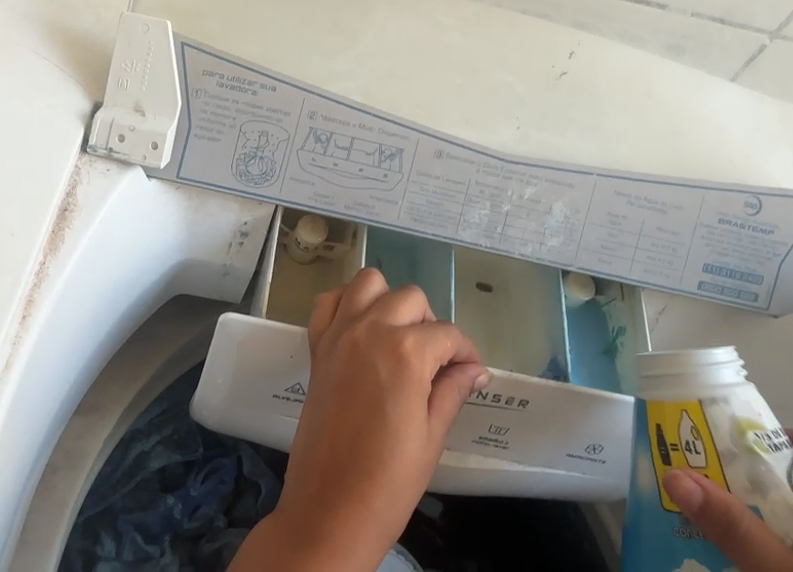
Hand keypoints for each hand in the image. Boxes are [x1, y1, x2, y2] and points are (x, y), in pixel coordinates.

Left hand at [230, 268, 489, 571]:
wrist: (330, 508)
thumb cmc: (389, 480)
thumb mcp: (432, 435)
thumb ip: (452, 390)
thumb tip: (476, 370)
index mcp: (407, 351)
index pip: (449, 334)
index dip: (465, 353)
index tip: (470, 372)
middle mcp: (371, 329)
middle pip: (412, 298)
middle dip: (430, 324)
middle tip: (435, 362)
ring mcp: (339, 333)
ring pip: (369, 283)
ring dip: (389, 301)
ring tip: (398, 337)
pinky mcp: (316, 346)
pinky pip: (329, 301)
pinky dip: (346, 304)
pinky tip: (361, 331)